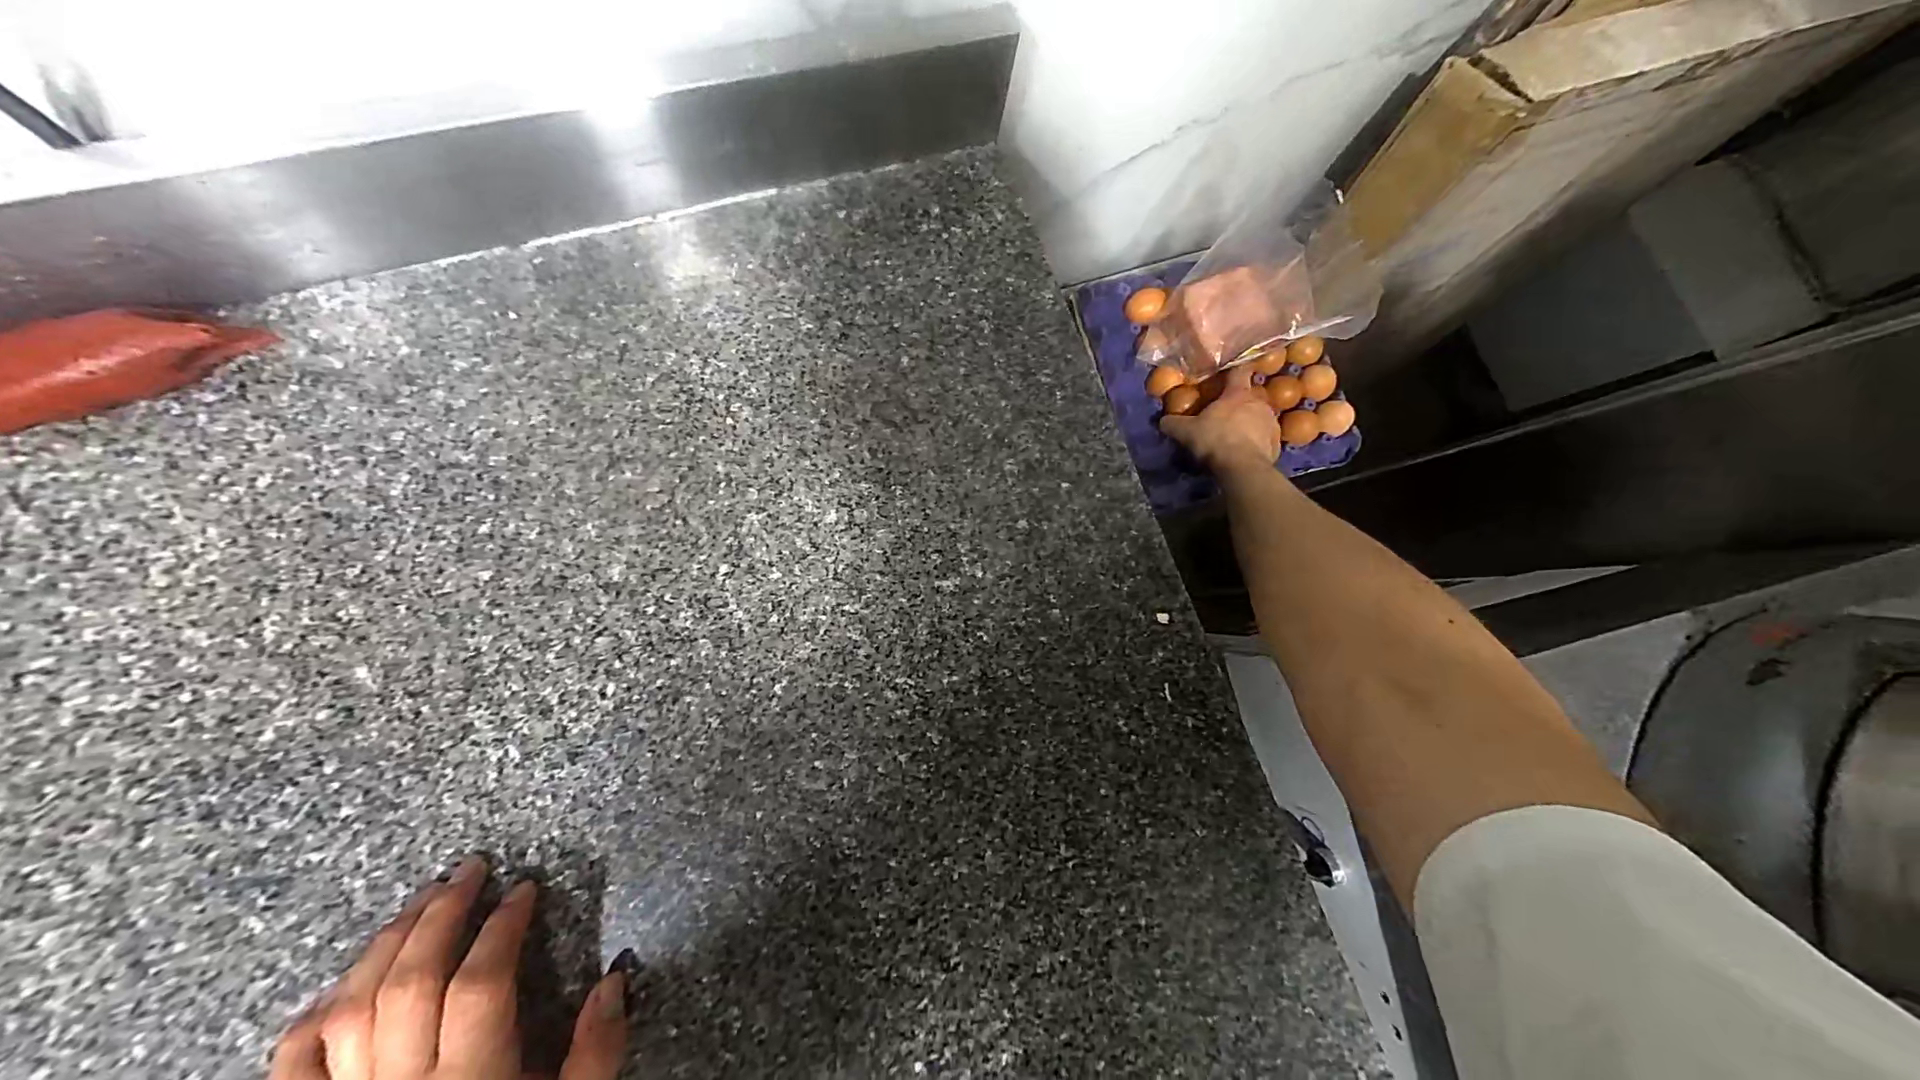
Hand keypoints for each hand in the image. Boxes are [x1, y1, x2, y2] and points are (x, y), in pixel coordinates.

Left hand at [271, 857, 628, 1079]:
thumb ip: (597, 1053)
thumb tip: (614, 978)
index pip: (481, 982)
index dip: (504, 925)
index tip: (525, 889)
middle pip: (411, 980)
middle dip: (442, 913)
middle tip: (470, 870)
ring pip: (351, 1008)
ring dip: (386, 943)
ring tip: (421, 902)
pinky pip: (292, 1064)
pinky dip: (316, 1014)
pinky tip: (346, 982)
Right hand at [1158, 365, 1281, 475]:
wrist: (1243, 467)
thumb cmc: (1215, 440)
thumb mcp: (1186, 432)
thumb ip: (1174, 423)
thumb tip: (1164, 420)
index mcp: (1238, 393)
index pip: (1239, 372)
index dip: (1233, 371)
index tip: (1227, 374)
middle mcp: (1259, 402)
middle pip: (1251, 396)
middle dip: (1240, 402)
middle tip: (1226, 413)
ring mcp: (1272, 422)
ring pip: (1260, 416)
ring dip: (1251, 422)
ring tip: (1237, 435)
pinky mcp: (1277, 442)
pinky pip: (1266, 437)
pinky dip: (1258, 441)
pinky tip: (1246, 451)